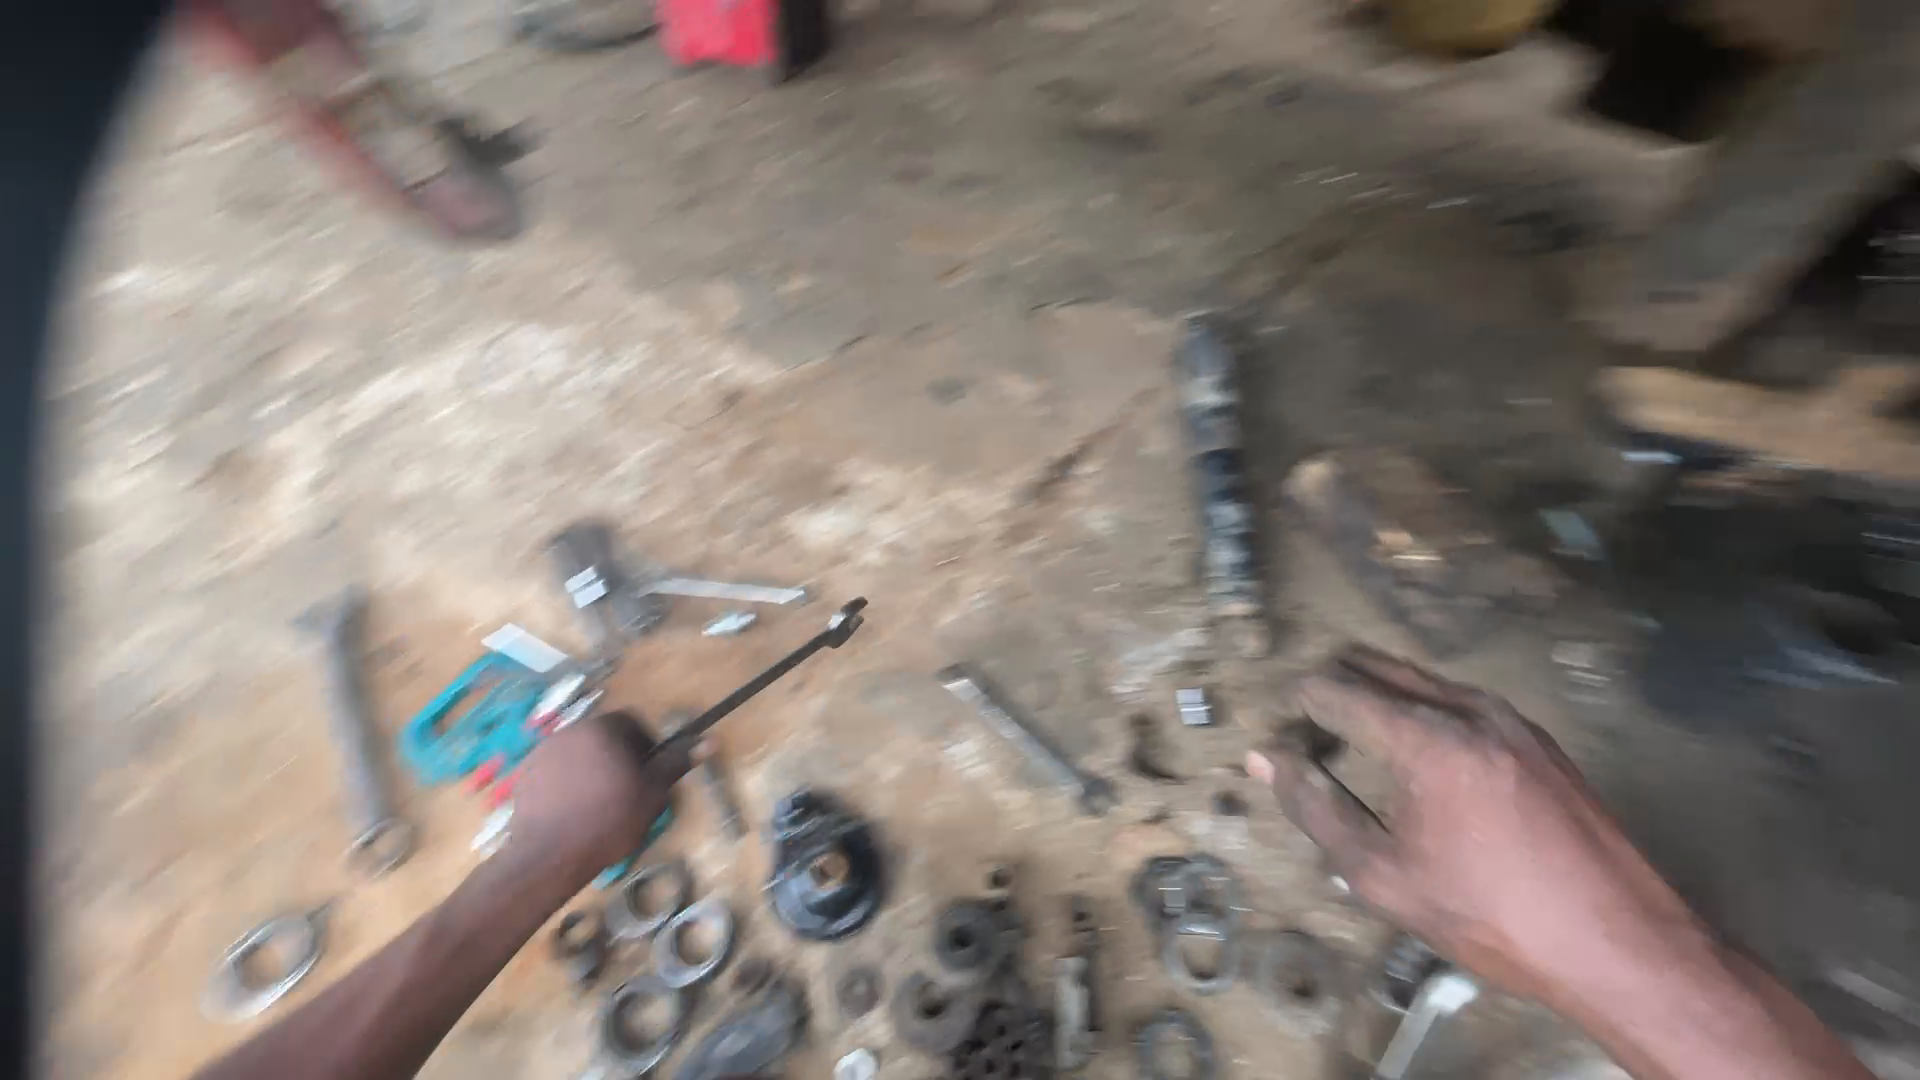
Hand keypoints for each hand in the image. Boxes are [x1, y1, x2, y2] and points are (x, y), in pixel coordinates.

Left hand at [506, 709, 690, 880]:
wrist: (547, 858)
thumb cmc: (608, 820)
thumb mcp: (652, 792)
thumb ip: (676, 762)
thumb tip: (711, 739)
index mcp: (602, 728)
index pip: (632, 722)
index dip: (646, 745)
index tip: (649, 773)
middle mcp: (570, 731)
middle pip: (604, 737)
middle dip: (619, 758)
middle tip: (629, 791)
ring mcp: (542, 753)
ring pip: (580, 754)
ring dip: (594, 770)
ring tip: (601, 804)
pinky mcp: (524, 776)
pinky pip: (556, 771)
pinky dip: (568, 784)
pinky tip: (574, 812)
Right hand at [1248, 645, 1703, 1008]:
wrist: (1629, 950)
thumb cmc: (1491, 917)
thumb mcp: (1382, 875)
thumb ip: (1314, 808)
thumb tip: (1265, 758)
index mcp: (1426, 740)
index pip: (1335, 691)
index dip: (1296, 705)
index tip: (1280, 730)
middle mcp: (1466, 709)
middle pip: (1372, 665)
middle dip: (1329, 686)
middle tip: (1307, 728)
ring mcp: (1508, 717)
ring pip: (1415, 676)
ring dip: (1372, 691)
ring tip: (1350, 734)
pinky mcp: (1535, 734)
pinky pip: (1453, 696)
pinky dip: (1415, 705)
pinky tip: (1412, 749)